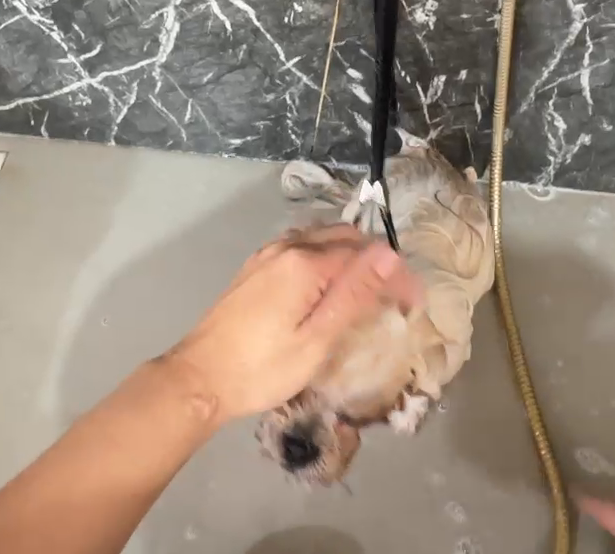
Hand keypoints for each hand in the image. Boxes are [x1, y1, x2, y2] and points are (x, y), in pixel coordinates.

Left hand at [162, 224, 423, 423]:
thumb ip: (353, 293)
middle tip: (395, 295)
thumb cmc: (262, 368)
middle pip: (344, 236)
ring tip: (368, 290)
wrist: (200, 378)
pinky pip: (301, 247)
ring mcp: (267, 254)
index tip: (414, 302)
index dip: (395, 274)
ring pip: (321, 238)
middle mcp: (286, 247)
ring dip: (350, 255)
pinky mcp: (256, 268)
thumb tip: (389, 254)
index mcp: (305, 263)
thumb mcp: (317, 339)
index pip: (365, 253)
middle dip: (376, 259)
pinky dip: (325, 258)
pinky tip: (329, 286)